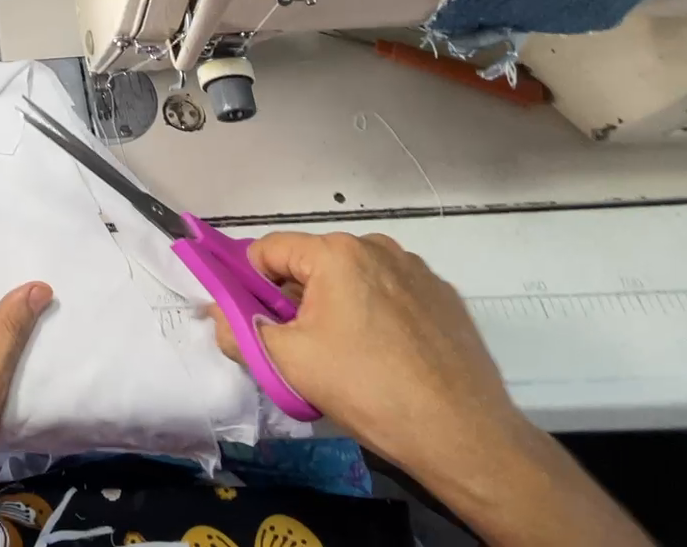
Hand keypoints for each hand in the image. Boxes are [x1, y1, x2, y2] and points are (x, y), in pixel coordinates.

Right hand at [209, 233, 653, 546]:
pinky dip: (373, 313)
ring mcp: (417, 271)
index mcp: (336, 253)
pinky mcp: (445, 297)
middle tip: (301, 344)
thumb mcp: (287, 362)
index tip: (260, 323)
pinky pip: (387, 292)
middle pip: (310, 263)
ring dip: (333, 304)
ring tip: (345, 353)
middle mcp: (377, 247)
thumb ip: (238, 330)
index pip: (268, 251)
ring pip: (349, 278)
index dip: (251, 284)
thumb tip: (218, 315)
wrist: (468, 439)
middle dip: (294, 297)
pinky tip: (384, 355)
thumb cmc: (370, 390)